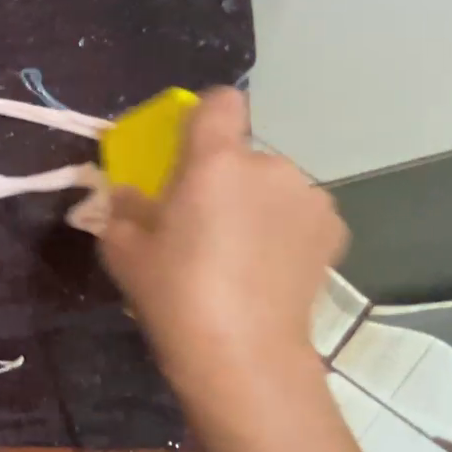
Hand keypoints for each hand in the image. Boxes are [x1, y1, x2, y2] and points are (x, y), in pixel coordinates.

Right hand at [99, 88, 347, 392]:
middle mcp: (270, 167)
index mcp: (215, 164)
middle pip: (238, 155)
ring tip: (225, 252)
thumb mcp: (120, 248)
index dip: (198, 116)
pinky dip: (274, 229)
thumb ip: (123, 208)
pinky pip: (292, 213)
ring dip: (246, 204)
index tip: (177, 147)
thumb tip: (130, 194)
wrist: (238, 347)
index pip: (218, 104)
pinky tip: (256, 267)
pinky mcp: (332, 229)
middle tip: (189, 224)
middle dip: (215, 179)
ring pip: (267, 186)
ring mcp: (309, 197)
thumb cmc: (169, 291)